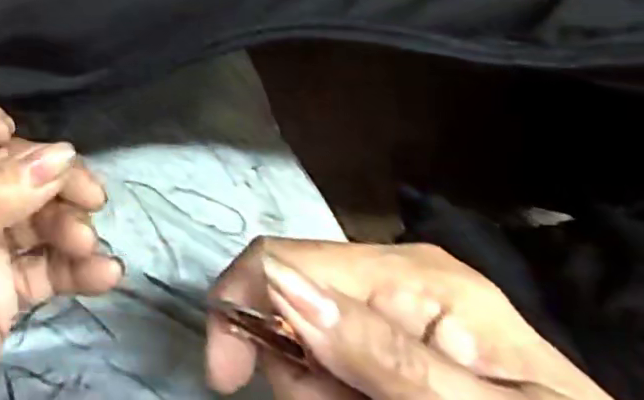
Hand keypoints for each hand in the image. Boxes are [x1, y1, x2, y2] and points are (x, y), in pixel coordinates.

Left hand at [0, 105, 121, 399]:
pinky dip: (77, 269)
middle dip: (53, 181)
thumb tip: (63, 155)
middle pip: (14, 171)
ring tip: (86, 246)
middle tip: (90, 197)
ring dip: (69, 226)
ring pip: (37, 217)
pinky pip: (48, 268)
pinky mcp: (4, 293)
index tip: (31, 143)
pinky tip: (103, 275)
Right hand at [205, 238, 612, 399]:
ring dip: (316, 383)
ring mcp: (405, 306)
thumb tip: (279, 280)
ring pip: (310, 331)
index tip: (227, 381)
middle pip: (292, 294)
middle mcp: (401, 274)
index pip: (289, 258)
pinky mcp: (409, 337)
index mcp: (415, 275)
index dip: (242, 306)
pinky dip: (337, 385)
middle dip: (292, 362)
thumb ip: (382, 353)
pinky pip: (342, 352)